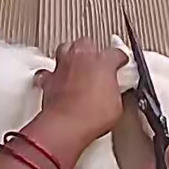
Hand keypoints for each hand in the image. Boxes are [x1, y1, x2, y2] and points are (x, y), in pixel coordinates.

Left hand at [27, 40, 129, 163]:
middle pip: (87, 43)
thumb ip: (116, 91)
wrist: (67, 125)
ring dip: (71, 55)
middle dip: (92, 50)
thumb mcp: (117, 104)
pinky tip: (55, 80)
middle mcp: (82, 57)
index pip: (115, 53)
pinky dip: (52, 74)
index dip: (119, 59)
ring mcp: (63, 66)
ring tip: (76, 64)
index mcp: (103, 60)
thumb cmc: (91, 114)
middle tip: (98, 62)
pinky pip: (48, 71)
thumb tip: (115, 94)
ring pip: (65, 48)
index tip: (120, 62)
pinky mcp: (48, 79)